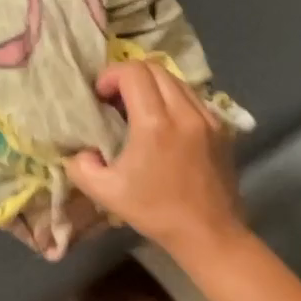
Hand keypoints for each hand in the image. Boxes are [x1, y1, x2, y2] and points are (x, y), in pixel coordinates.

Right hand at [66, 60, 249, 261]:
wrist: (208, 233)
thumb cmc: (156, 212)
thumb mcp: (106, 193)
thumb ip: (81, 167)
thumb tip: (80, 152)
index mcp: (154, 124)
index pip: (133, 73)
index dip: (110, 75)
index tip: (99, 96)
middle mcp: (183, 112)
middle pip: (155, 68)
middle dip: (129, 75)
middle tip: (115, 98)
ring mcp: (207, 118)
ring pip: (176, 79)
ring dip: (153, 84)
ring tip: (138, 107)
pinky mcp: (220, 128)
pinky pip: (193, 97)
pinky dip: (173, 98)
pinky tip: (164, 122)